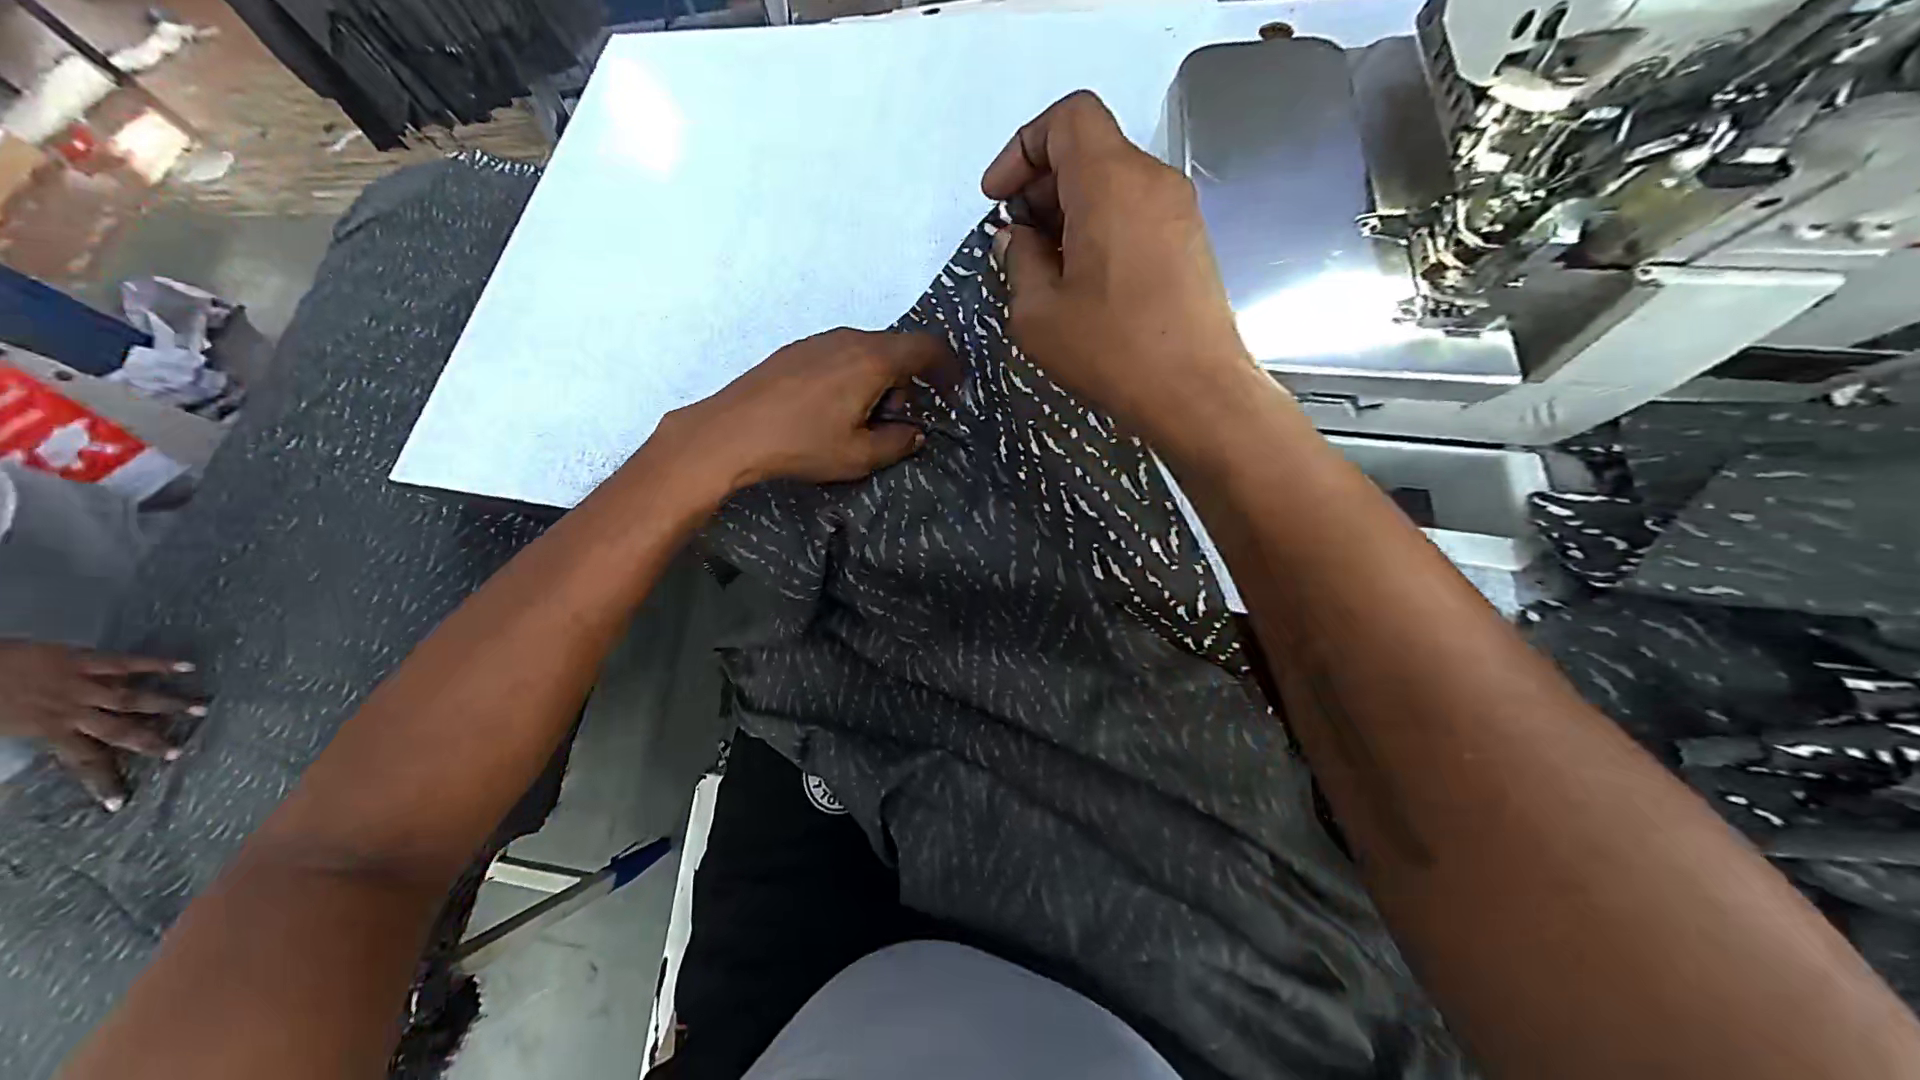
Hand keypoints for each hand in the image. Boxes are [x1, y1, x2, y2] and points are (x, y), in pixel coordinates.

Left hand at [0, 640, 200, 810]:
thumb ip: (32, 732)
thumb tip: (58, 740)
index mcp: (45, 730)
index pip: (82, 760)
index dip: (101, 781)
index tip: (120, 802)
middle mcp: (70, 712)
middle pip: (117, 731)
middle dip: (150, 742)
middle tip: (179, 752)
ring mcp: (80, 685)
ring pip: (131, 699)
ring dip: (169, 704)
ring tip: (201, 709)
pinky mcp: (83, 661)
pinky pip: (125, 662)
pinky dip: (158, 665)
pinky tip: (187, 667)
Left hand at [656, 328, 950, 491]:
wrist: (730, 432)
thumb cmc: (801, 444)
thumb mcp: (859, 455)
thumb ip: (898, 442)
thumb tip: (914, 433)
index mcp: (873, 360)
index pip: (927, 348)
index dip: (949, 368)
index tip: (954, 392)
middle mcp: (849, 339)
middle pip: (897, 350)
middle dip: (909, 383)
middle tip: (897, 421)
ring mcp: (819, 340)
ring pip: (868, 351)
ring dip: (880, 381)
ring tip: (861, 419)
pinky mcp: (797, 350)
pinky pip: (841, 354)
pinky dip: (854, 376)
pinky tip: (832, 408)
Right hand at [982, 91, 1265, 444]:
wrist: (1197, 392)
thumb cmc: (1113, 351)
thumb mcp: (1039, 314)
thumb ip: (1018, 262)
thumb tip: (1017, 240)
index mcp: (1110, 182)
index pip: (1067, 118)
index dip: (1023, 147)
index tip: (1000, 197)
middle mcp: (1152, 180)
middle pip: (1089, 149)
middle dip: (1041, 185)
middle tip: (1017, 240)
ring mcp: (1179, 211)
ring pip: (1112, 183)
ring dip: (1070, 211)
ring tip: (1048, 269)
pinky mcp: (1191, 242)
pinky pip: (1135, 213)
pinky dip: (1101, 229)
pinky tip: (1085, 283)